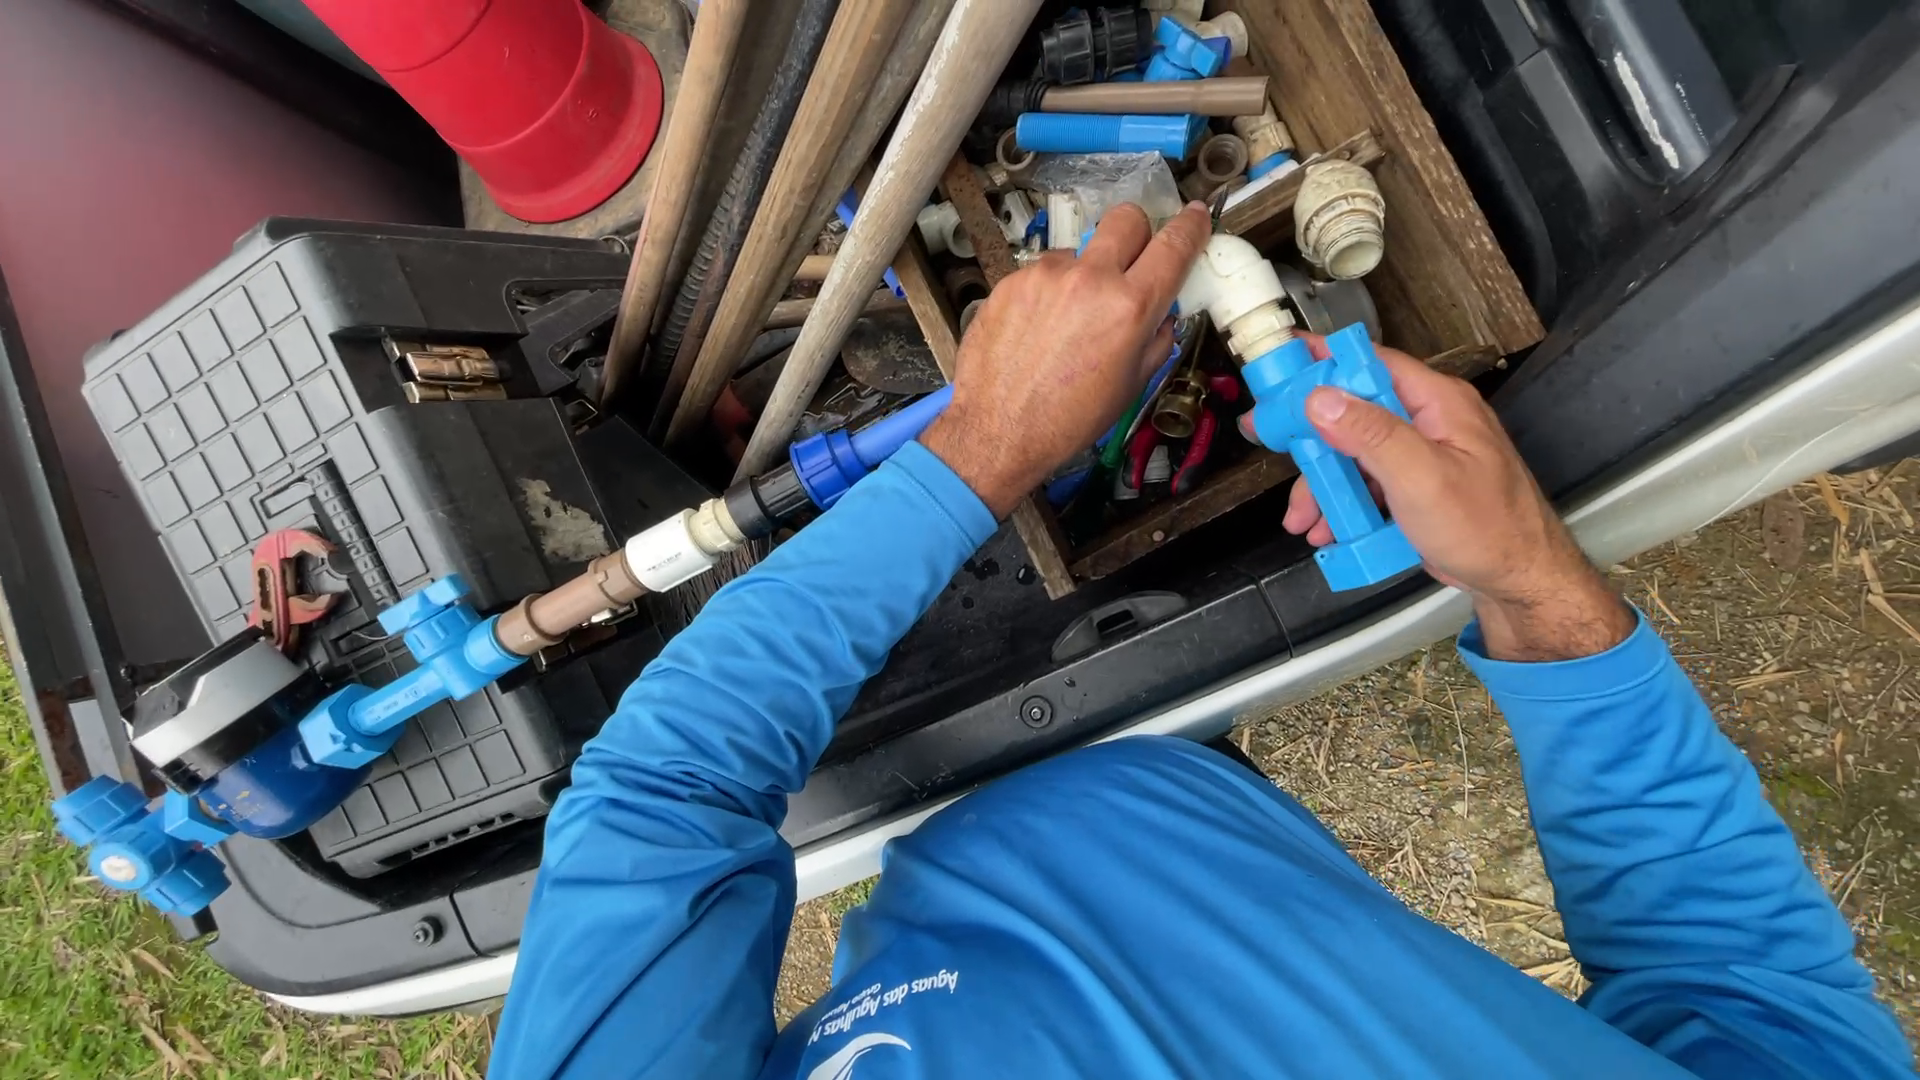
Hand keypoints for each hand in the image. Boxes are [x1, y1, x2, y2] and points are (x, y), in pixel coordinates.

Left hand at [921, 202, 1211, 516]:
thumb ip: (1156, 338)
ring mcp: (1044, 276)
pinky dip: (1047, 294)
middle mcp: (1089, 279)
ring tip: (1066, 322)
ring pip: (1078, 253)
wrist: (997, 433)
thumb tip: (1163, 310)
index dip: (1191, 226)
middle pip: (1127, 219)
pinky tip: (1036, 331)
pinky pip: (1040, 275)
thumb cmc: (1067, 421)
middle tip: (1129, 265)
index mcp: (1129, 307)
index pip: (1174, 245)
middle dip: (1136, 235)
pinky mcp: (1010, 282)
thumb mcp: (1130, 386)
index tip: (1195, 216)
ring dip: (1084, 275)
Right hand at [1274, 338, 1632, 660]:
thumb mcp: (1420, 477)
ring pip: (1351, 454)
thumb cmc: (1483, 527)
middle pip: (1351, 412)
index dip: (1322, 360)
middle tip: (1266, 440)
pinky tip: (1325, 530)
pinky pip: (1363, 484)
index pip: (1371, 363)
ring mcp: (1417, 455)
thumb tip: (1319, 398)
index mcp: (1435, 403)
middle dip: (1309, 438)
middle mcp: (1424, 421)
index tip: (1279, 365)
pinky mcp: (1410, 486)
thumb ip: (1371, 434)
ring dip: (1320, 485)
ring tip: (1301, 520)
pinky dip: (1339, 505)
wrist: (1517, 582)